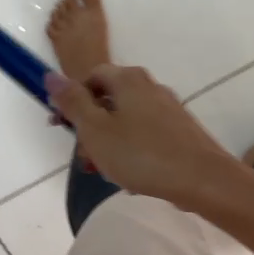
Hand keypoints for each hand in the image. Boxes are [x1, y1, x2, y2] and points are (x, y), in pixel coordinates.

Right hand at [46, 65, 240, 206]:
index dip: (72, 100)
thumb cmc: (141, 154)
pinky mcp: (180, 131)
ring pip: (126, 122)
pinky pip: (145, 136)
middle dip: (90, 130)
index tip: (60, 127)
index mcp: (128, 80)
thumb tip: (51, 75)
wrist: (202, 179)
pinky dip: (132, 152)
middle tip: (85, 159)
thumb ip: (73, 102)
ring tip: (106, 173)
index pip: (91, 77)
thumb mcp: (96, 130)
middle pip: (108, 101)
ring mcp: (168, 109)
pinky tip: (131, 177)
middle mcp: (150, 87)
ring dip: (109, 145)